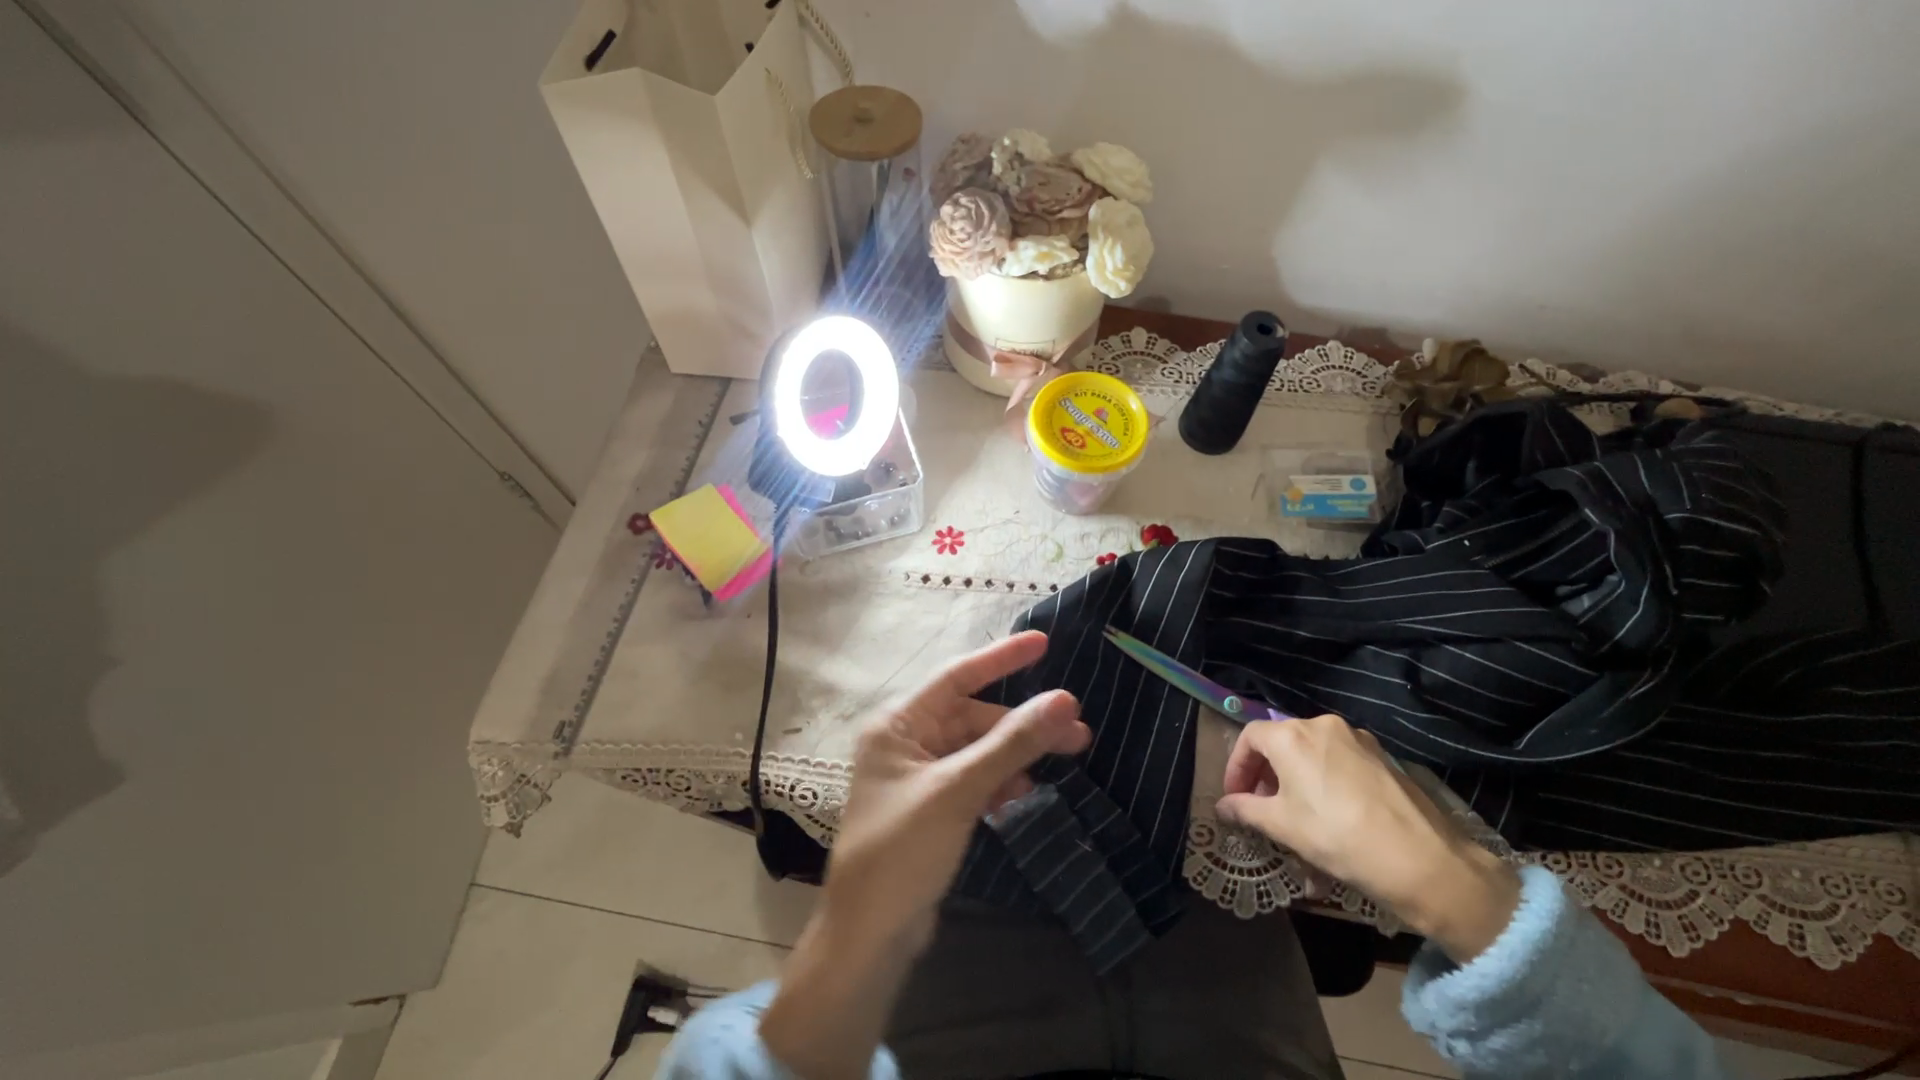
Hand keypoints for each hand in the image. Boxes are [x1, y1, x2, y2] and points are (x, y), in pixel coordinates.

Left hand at [824, 629, 1089, 946]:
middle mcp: (903, 743)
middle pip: (972, 717)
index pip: (955, 677)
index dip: (1000, 659)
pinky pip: (973, 779)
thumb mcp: (958, 791)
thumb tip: (1064, 700)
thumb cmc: (902, 851)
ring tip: (1061, 762)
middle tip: (1077, 731)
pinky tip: (1023, 794)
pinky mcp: (931, 809)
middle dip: (1021, 722)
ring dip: (1015, 754)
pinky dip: (999, 782)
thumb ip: (1011, 743)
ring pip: (976, 750)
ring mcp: (917, 778)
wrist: (870, 935)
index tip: (1044, 643)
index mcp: (896, 726)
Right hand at [1216, 715, 1519, 960]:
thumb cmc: (1337, 837)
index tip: (1234, 797)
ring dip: (1294, 775)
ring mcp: (1358, 739)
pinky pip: (1339, 760)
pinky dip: (1323, 777)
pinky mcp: (1383, 756)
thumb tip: (1223, 806)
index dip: (1236, 767)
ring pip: (1311, 750)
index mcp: (1292, 735)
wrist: (1422, 860)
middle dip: (1265, 772)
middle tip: (1261, 807)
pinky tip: (1330, 811)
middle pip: (1281, 740)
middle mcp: (1323, 725)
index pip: (1249, 738)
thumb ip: (1245, 810)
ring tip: (1295, 812)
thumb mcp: (1282, 826)